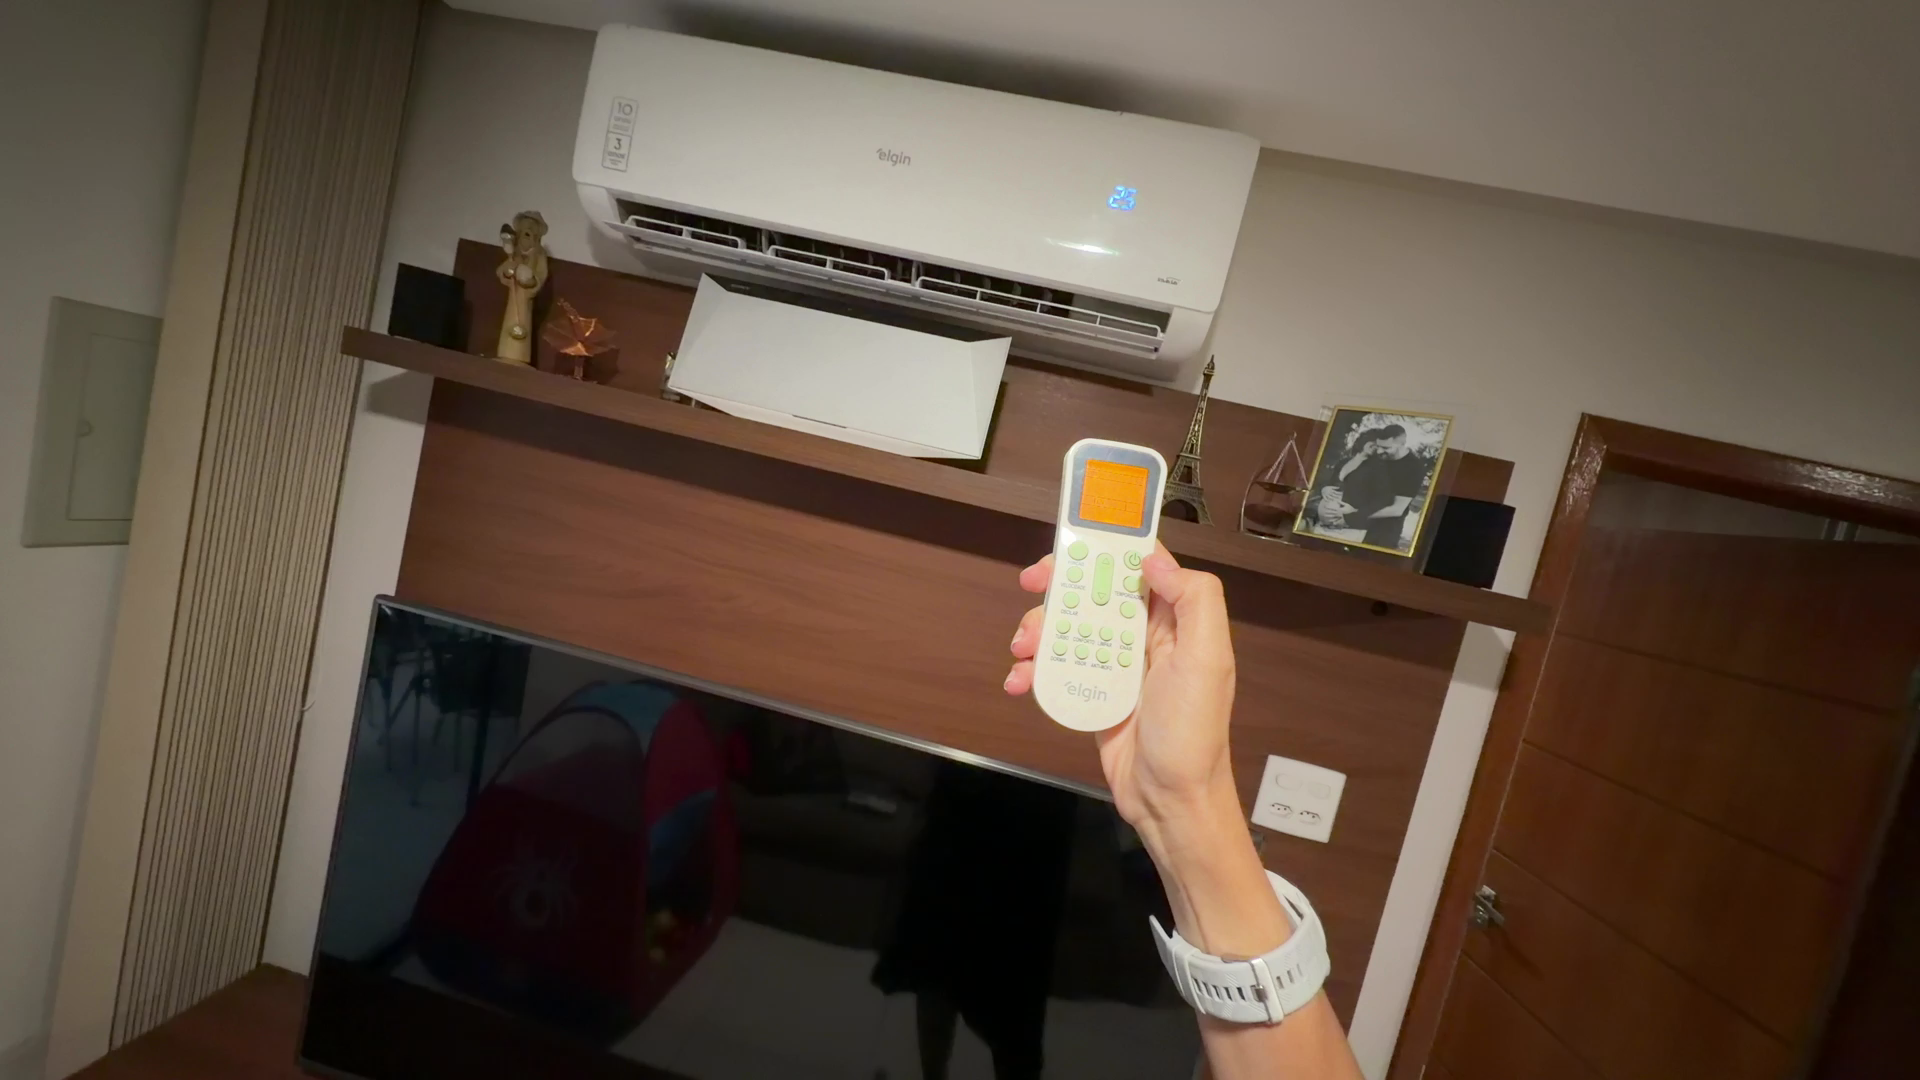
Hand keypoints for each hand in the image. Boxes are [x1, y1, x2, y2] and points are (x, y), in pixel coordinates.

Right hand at [1004, 544, 1237, 849]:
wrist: (1168, 800)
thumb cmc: (1191, 731)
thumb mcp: (1208, 660)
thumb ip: (1194, 601)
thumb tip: (1153, 558)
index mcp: (1173, 620)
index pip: (1138, 566)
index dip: (1104, 548)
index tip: (1071, 542)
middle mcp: (1141, 635)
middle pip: (1093, 591)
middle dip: (1059, 584)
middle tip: (1030, 584)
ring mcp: (1112, 663)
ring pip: (1067, 626)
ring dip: (1038, 629)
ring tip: (1022, 649)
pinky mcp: (1090, 691)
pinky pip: (1056, 668)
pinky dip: (1033, 670)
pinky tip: (1019, 682)